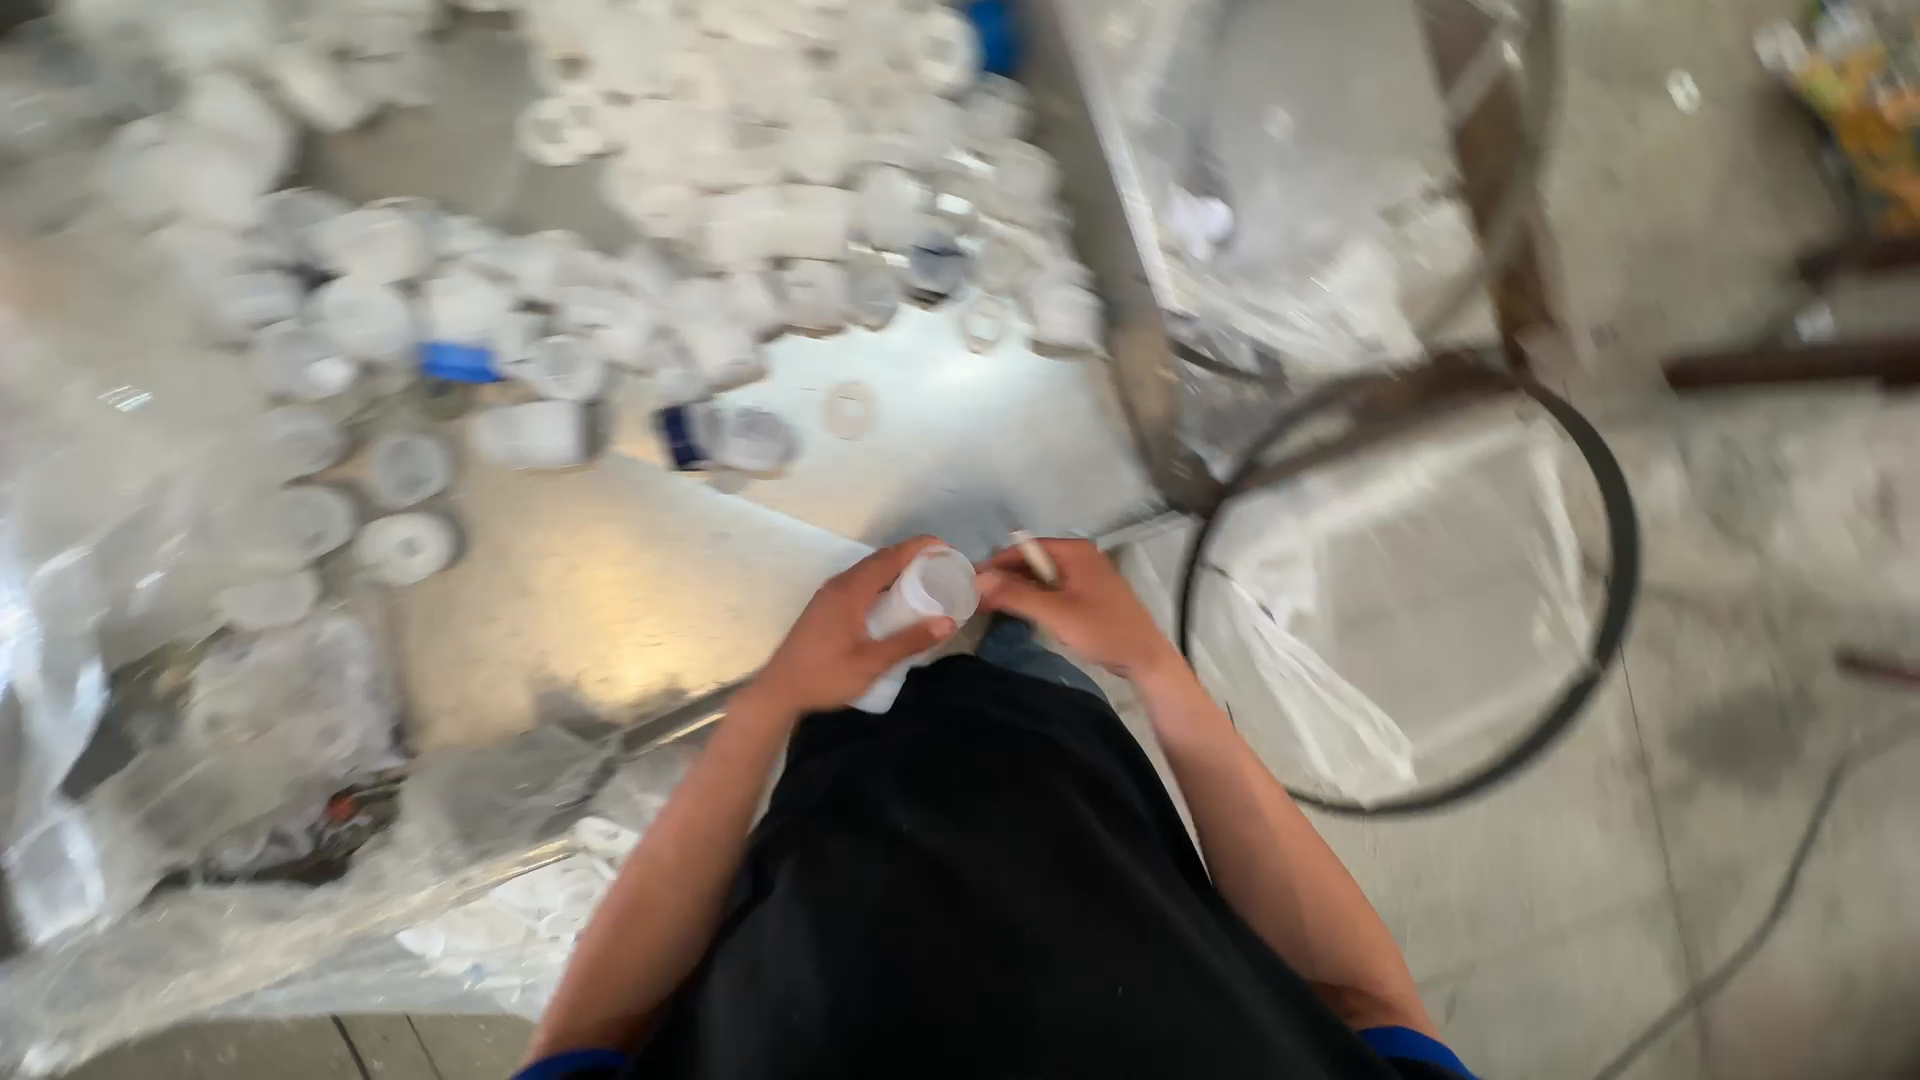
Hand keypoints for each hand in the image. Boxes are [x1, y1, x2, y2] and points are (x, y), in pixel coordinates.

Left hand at [745, 535, 958, 714]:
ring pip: (868, 571)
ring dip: (895, 569)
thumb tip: (948, 622)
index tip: (945, 548)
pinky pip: (859, 582)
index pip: (889, 558)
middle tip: (940, 566)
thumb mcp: (870, 663)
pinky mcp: (825, 607)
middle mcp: (839, 585)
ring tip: (923, 580)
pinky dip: (882, 581)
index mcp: (850, 592)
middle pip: (879, 559)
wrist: (778, 691)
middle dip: (910, 556)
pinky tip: (893, 600)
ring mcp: (829, 595)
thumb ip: (908, 642)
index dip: (918, 548)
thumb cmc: (824, 677)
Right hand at [975, 538, 1186, 681]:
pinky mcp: (1088, 594)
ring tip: (991, 605)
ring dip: (1019, 588)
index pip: (1025, 547)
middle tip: (978, 596)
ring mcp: (1086, 575)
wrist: (1145, 658)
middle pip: (1033, 560)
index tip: (972, 580)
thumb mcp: (1055, 613)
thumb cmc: (1102, 631)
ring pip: (1042, 576)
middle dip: (1006, 576)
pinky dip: (1036, 597)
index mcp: (1075, 551)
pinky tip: (1020, 612)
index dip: (997, 563)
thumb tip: (979, 580)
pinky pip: (1054, 589)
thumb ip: (1016, 595)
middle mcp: (1080, 556)